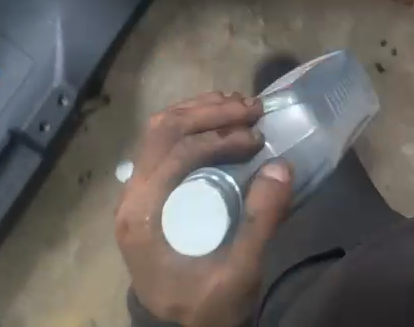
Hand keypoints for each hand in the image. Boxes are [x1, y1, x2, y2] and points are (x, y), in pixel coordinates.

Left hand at [114, 92, 293, 326]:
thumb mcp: (238, 274)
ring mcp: (137, 190)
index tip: (257, 139)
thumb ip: (260, 223)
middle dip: (212, 112)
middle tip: (254, 110)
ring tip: (244, 107)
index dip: (219, 137)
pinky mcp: (149, 188)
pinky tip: (225, 118)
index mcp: (143, 216)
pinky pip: (165, 139)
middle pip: (165, 129)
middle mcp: (132, 196)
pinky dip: (196, 119)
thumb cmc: (207, 305)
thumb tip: (281, 165)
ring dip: (203, 110)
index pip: (177, 153)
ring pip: (162, 127)